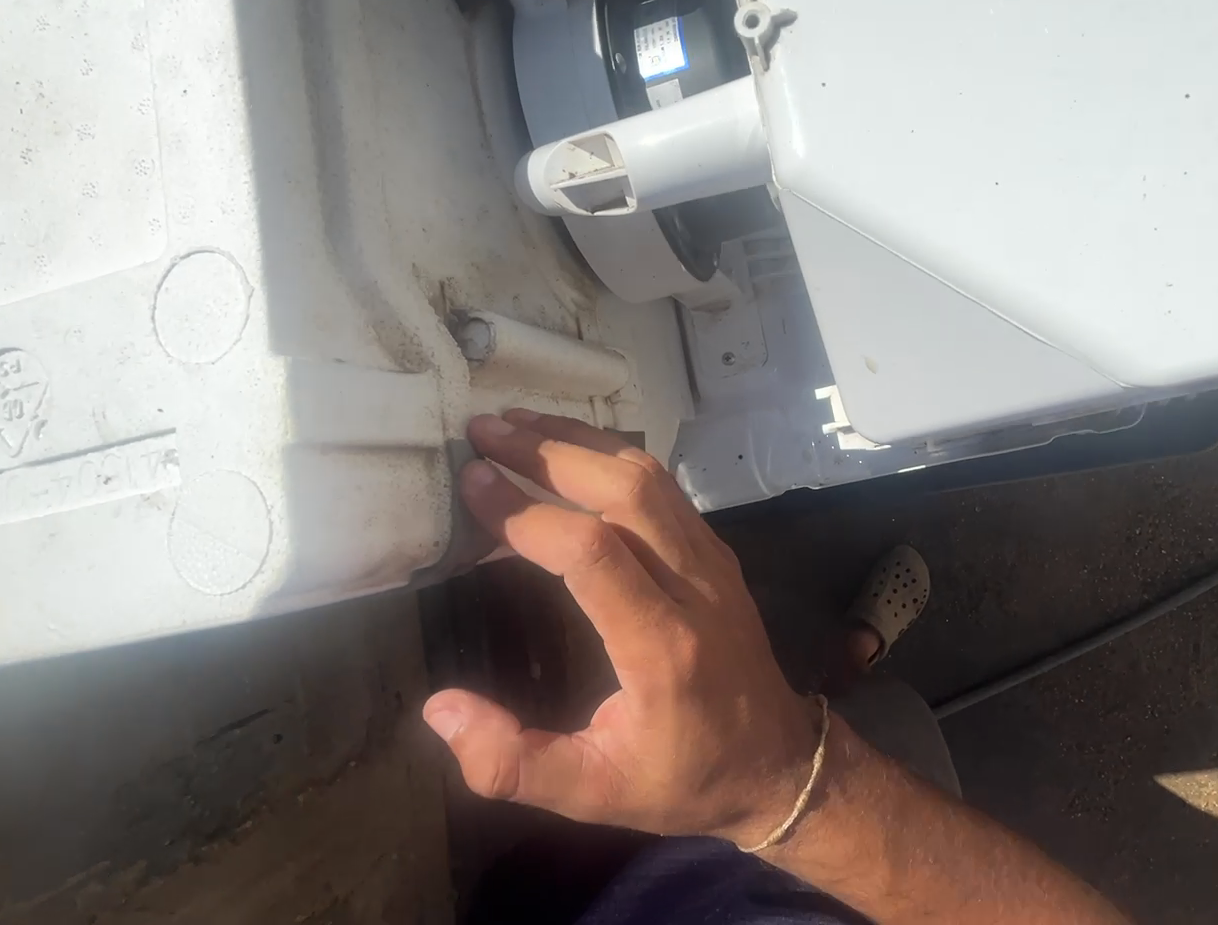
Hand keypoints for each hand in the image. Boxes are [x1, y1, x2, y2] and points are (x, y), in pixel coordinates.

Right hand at [422, 410, 819, 844]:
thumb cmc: (684, 778)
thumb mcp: (593, 794)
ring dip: (582, 442)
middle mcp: (694, 585)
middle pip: (626, 492)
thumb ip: (511, 762)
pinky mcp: (714, 550)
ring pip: (650, 477)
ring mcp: (711, 559)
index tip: (473, 482)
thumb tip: (439, 709)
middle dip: (550, 453)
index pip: (592, 553)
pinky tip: (573, 450)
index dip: (527, 513)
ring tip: (520, 423)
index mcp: (662, 647)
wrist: (777, 761)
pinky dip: (613, 456)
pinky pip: (664, 487)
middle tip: (484, 429)